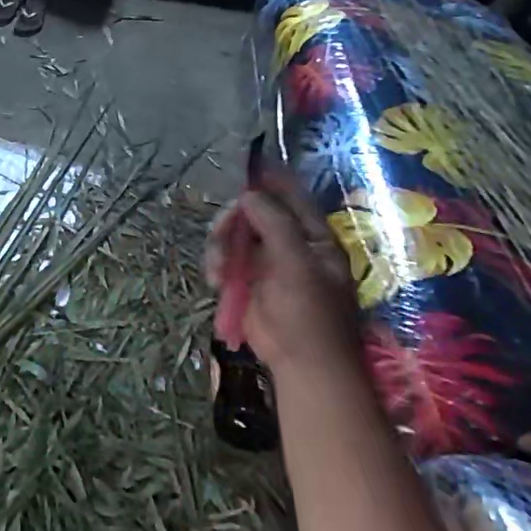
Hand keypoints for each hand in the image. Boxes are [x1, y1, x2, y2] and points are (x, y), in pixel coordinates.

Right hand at [203, 168, 356, 375]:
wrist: (303, 366)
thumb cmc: (309, 314)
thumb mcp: (297, 263)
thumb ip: (274, 223)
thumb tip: (249, 193)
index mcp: (312, 236)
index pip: (290, 195)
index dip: (268, 178)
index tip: (243, 164)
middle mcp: (289, 243)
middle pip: (253, 213)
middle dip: (233, 220)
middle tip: (222, 232)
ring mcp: (266, 262)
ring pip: (233, 235)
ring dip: (221, 247)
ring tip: (218, 272)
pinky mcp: (246, 281)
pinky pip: (224, 259)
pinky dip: (217, 266)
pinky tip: (217, 281)